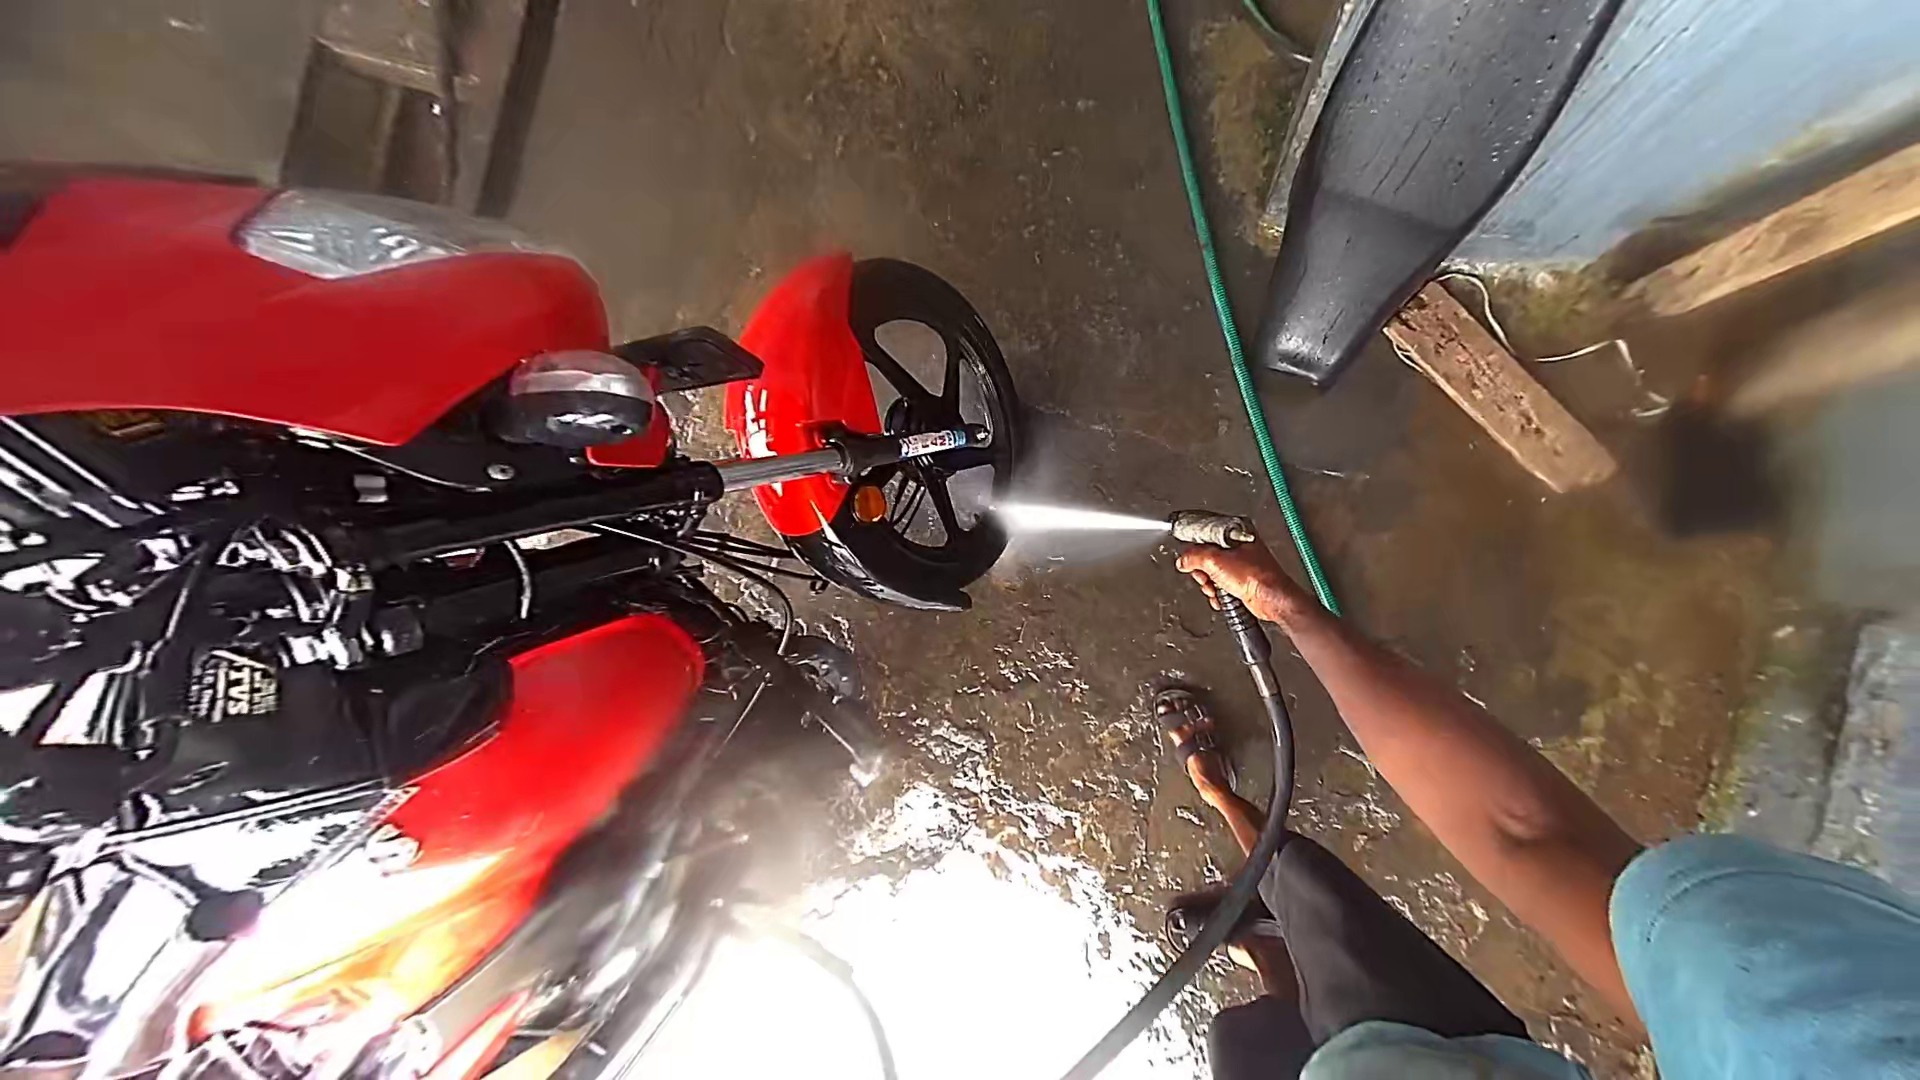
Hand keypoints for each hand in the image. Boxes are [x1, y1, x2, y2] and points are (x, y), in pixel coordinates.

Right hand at [1175, 542, 1313, 627]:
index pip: (1204, 532)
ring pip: (1210, 571)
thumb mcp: (1215, 560)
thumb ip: (1193, 556)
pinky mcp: (1240, 579)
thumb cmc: (1257, 577)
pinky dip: (1217, 591)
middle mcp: (1238, 545)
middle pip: (1204, 554)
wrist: (1272, 600)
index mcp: (1236, 532)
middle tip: (1207, 575)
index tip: (1188, 555)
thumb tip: (1183, 560)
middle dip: (1202, 570)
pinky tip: (1223, 594)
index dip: (1194, 545)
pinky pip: (1218, 583)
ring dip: (1208, 583)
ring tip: (1217, 587)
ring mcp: (1239, 563)